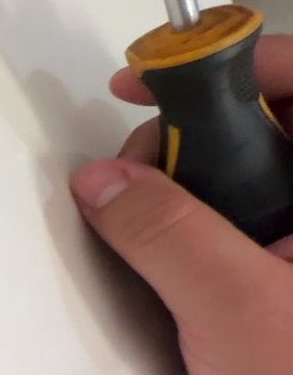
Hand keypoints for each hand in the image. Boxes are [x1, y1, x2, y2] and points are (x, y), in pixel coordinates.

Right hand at [69, 36, 292, 374]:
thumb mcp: (232, 304)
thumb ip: (163, 231)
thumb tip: (100, 178)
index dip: (228, 70)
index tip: (145, 81)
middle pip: (270, 130)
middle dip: (189, 141)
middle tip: (131, 179)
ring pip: (244, 178)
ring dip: (179, 191)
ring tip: (139, 227)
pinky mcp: (285, 273)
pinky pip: (232, 222)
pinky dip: (183, 226)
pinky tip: (156, 254)